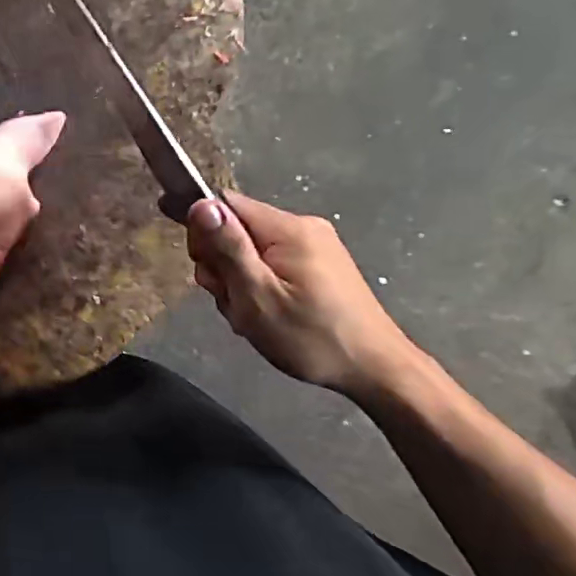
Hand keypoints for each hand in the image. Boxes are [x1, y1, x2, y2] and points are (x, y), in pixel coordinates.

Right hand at [185, 191, 419, 398]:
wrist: (375, 372)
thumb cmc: (311, 336)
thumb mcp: (257, 294)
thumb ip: (227, 247)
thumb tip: (200, 203)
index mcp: (289, 229)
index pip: (222, 205)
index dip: (203, 233)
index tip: (209, 269)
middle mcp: (302, 227)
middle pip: (233, 229)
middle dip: (220, 264)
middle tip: (235, 300)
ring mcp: (313, 246)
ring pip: (246, 250)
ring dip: (236, 281)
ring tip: (251, 312)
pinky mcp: (316, 264)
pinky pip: (266, 263)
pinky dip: (255, 285)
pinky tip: (265, 311)